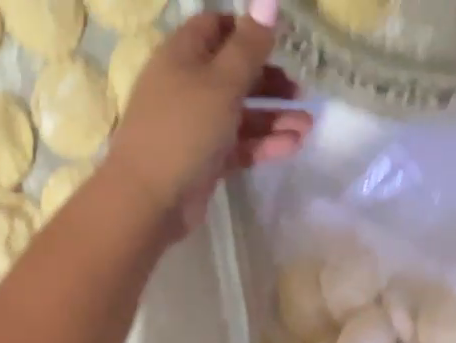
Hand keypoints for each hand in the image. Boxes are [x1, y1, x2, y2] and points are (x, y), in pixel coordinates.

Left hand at [105, 3, 313, 236]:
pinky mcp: (203, 161)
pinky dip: (263, 144)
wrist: (148, 200)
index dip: (246, 31)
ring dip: (273, 117)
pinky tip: (292, 146)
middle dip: (269, 81)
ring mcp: (194, 127)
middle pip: (233, 74)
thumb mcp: (222, 82)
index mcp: (182, 56)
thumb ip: (249, 44)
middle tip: (301, 91)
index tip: (278, 43)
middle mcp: (186, 87)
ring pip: (239, 114)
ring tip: (307, 127)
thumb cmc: (183, 130)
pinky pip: (237, 146)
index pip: (216, 28)